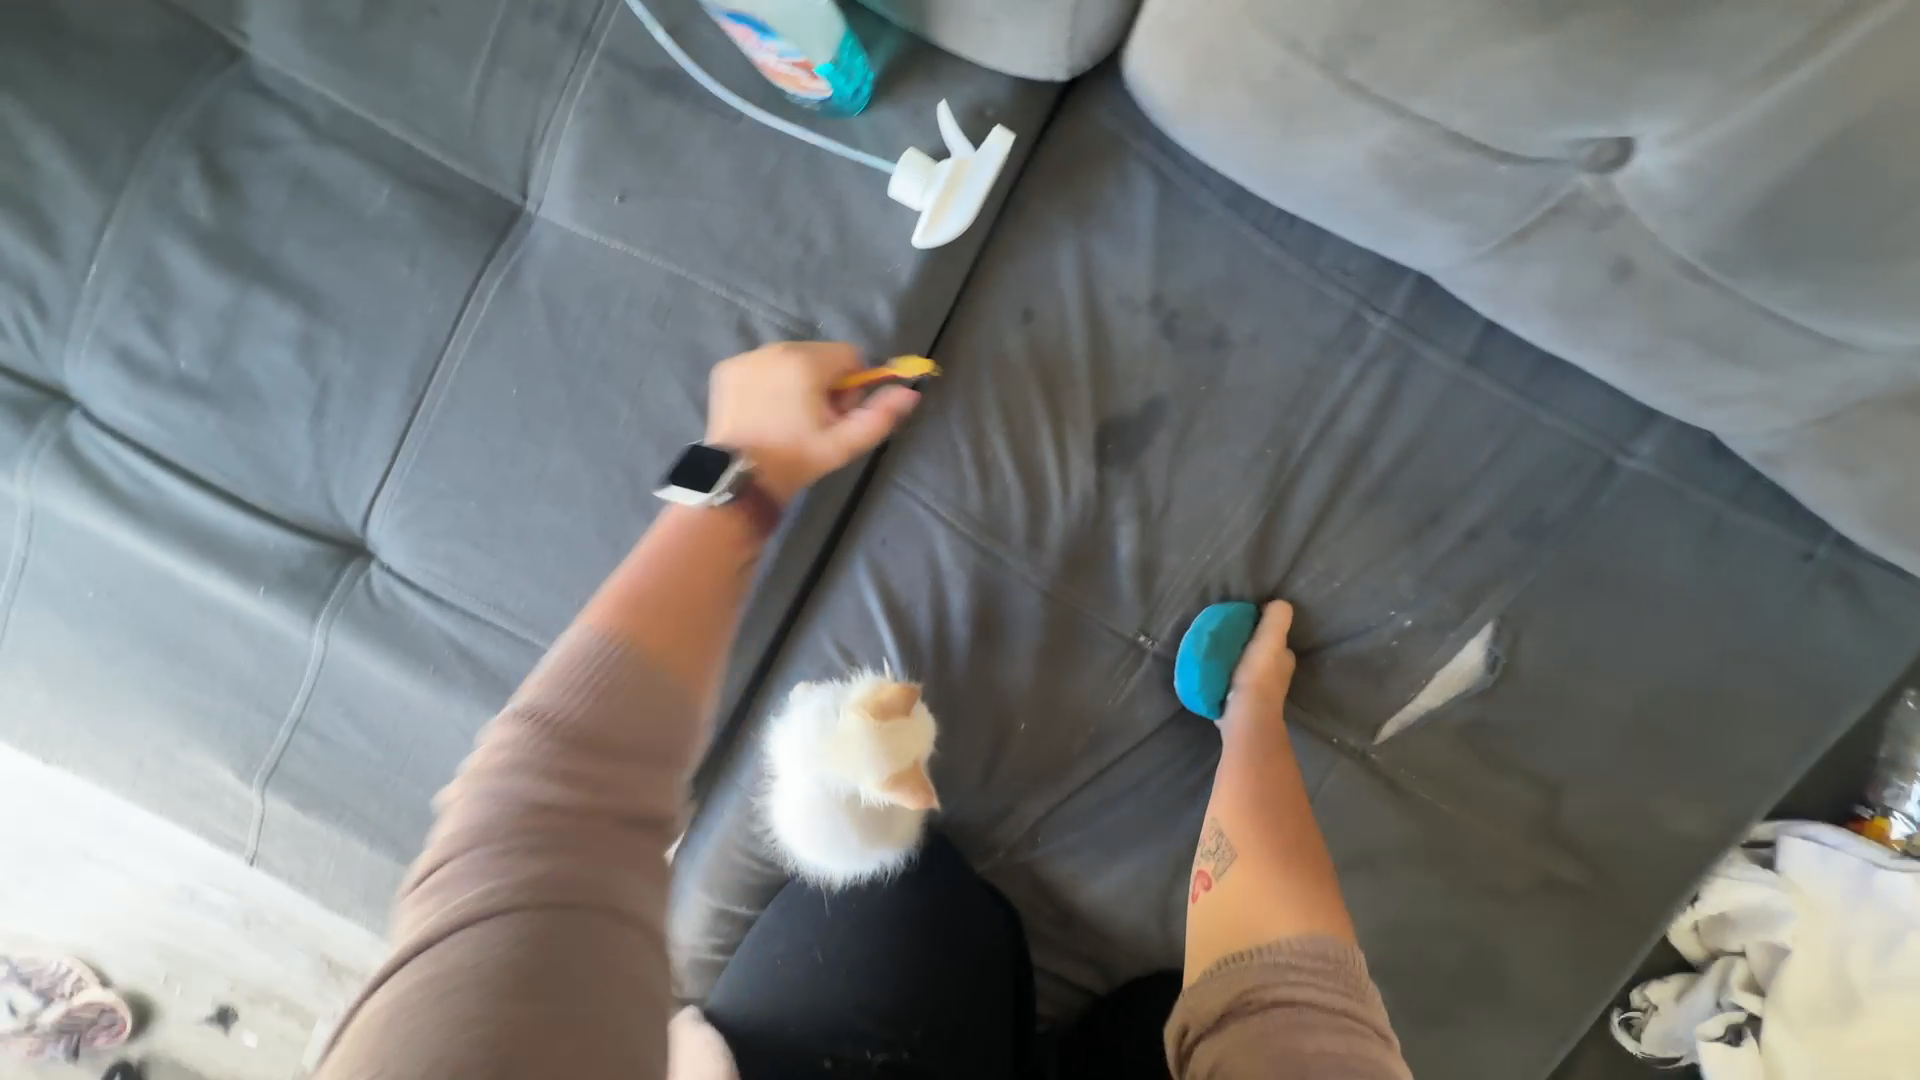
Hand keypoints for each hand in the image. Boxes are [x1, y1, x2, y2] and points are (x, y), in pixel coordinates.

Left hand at [705, 342, 920, 503]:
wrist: (740, 478)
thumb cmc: (797, 459)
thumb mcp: (844, 444)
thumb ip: (880, 415)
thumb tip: (910, 393)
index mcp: (806, 362)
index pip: (850, 355)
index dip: (852, 386)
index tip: (837, 414)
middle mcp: (775, 349)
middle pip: (820, 355)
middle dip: (825, 383)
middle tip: (814, 421)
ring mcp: (747, 357)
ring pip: (791, 359)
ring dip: (798, 382)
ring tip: (788, 418)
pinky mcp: (727, 368)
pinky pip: (763, 366)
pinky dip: (769, 382)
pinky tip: (765, 412)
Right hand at [1225, 601, 1295, 720]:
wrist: (1244, 716)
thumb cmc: (1257, 674)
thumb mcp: (1270, 639)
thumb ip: (1276, 619)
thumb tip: (1277, 602)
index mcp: (1283, 661)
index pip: (1277, 640)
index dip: (1264, 631)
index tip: (1244, 624)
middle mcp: (1275, 679)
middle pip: (1261, 657)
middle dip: (1248, 649)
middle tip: (1224, 639)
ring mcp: (1257, 697)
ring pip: (1245, 673)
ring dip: (1234, 665)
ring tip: (1213, 656)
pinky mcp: (1238, 709)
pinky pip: (1229, 689)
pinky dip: (1222, 682)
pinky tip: (1208, 677)